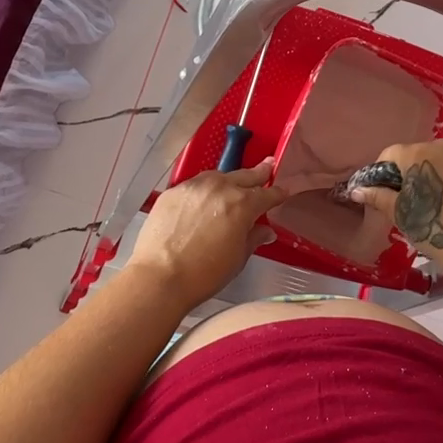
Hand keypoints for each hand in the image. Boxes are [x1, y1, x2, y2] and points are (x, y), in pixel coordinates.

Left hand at [127, 159, 288, 307]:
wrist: (159, 276)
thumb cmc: (204, 274)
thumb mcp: (237, 259)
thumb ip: (253, 239)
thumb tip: (266, 231)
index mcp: (242, 204)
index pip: (267, 194)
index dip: (277, 193)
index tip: (283, 192)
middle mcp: (220, 187)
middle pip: (244, 176)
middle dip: (258, 173)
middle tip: (268, 166)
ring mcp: (194, 186)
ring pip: (218, 176)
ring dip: (229, 180)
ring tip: (233, 184)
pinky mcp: (173, 191)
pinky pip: (194, 185)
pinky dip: (203, 190)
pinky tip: (202, 200)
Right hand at [347, 143, 442, 281]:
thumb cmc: (431, 226)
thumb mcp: (398, 213)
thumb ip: (376, 196)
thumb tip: (356, 190)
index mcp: (417, 154)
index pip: (390, 154)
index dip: (382, 173)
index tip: (383, 193)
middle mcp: (440, 148)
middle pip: (415, 155)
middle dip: (408, 173)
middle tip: (407, 201)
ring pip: (437, 161)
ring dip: (430, 175)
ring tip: (432, 204)